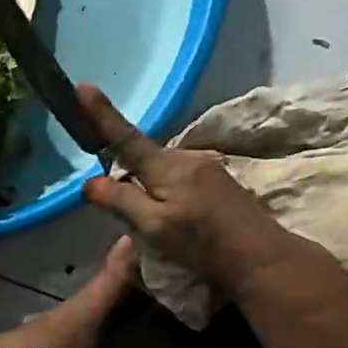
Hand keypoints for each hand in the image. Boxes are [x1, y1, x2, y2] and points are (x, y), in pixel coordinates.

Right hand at [77, 84, 316, 290]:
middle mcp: (187, 157)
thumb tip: (90, 182)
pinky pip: (176, 179)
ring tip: (152, 223)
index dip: (101, 113)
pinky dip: (165, 192)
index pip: (124, 136)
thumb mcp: (152, 227)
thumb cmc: (203, 244)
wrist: (264, 260)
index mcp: (168, 166)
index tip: (82, 86)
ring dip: (147, 187)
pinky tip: (173, 219)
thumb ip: (119, 201)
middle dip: (126, 173)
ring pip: (159, 170)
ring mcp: (206, 167)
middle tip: (124, 212)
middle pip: (141, 157)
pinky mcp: (218, 182)